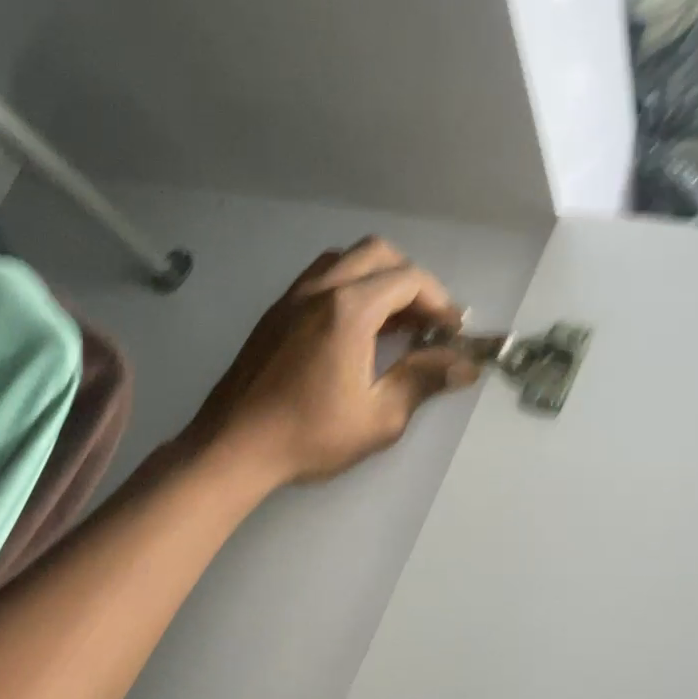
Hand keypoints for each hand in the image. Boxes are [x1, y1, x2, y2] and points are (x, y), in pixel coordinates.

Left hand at [181, 237, 483, 488]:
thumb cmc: (309, 434)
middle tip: (424, 321)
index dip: (439, 301)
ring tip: (389, 323)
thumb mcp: (379, 416)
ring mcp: (289, 299)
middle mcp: (317, 290)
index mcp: (347, 309)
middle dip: (409, 280)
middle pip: (375, 254)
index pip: (408, 279)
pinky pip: (315, 281)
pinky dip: (343, 289)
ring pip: (341, 262)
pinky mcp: (271, 315)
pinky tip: (350, 332)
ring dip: (373, 279)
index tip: (451, 332)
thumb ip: (423, 379)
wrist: (233, 445)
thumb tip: (464, 364)